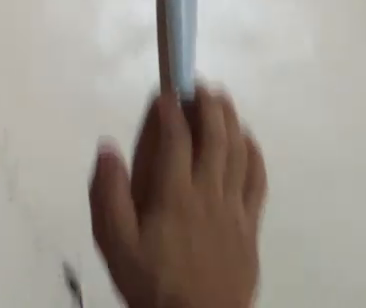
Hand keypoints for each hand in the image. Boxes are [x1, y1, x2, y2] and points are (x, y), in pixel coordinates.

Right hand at [90, 88, 268, 307]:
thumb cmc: (150, 282)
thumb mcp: (114, 242)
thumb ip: (108, 193)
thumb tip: (108, 147)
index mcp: (173, 196)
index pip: (175, 140)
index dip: (171, 111)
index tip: (165, 90)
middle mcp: (207, 195)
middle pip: (214, 139)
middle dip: (207, 106)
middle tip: (199, 83)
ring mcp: (233, 211)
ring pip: (238, 155)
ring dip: (230, 122)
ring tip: (222, 99)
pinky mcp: (249, 227)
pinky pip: (257, 183)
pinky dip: (253, 154)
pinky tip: (246, 139)